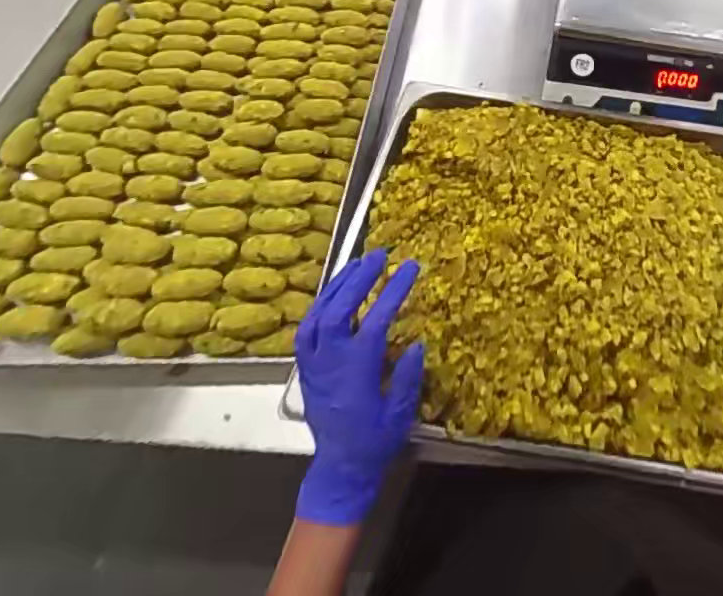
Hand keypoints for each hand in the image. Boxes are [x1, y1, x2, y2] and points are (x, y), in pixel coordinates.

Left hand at [296, 249, 423, 525]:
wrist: (340, 468)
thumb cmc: (375, 441)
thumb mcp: (400, 412)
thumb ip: (407, 376)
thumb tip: (415, 343)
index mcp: (356, 373)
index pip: (375, 321)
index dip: (392, 292)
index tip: (409, 267)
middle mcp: (330, 364)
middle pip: (339, 311)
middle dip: (358, 280)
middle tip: (378, 255)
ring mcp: (314, 365)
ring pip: (317, 317)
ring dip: (336, 286)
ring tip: (356, 264)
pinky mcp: (306, 369)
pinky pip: (306, 329)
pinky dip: (320, 305)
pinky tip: (333, 292)